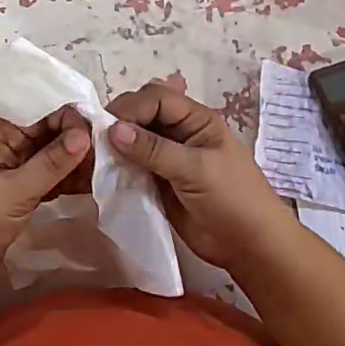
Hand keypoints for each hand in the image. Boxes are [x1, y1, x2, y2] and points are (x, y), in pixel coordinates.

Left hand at [0, 105, 93, 286]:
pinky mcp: (19, 192)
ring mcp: (13, 169)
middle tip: (111, 153)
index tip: (103, 134)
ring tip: (107, 169)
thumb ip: (52, 161)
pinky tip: (92, 184)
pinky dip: (66, 180)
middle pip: (50, 133)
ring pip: (52, 157)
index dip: (72, 119)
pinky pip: (49, 178)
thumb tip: (86, 132)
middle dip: (78, 141)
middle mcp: (7, 144)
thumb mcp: (15, 190)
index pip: (43, 112)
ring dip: (76, 162)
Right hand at [106, 83, 299, 271]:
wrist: (250, 247)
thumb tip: (113, 129)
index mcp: (196, 119)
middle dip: (120, 120)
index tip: (105, 125)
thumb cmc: (232, 199)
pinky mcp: (158, 180)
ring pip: (135, 138)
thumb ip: (154, 149)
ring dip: (116, 143)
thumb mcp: (195, 170)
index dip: (131, 107)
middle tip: (95, 139)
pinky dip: (118, 164)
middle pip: (143, 113)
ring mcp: (168, 156)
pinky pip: (133, 164)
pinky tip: (103, 170)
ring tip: (94, 154)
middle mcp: (180, 131)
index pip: (157, 98)